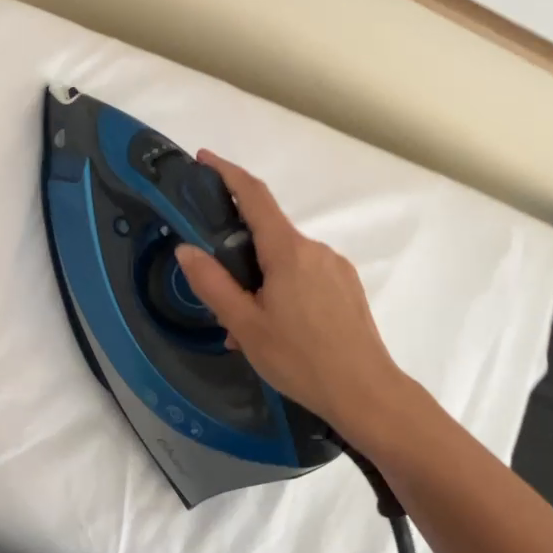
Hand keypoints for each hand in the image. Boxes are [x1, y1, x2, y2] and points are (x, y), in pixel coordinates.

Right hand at [173, 152, 414, 441]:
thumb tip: (186, 249)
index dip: (228, 173)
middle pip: (266, 236)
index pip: (255, 197)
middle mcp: (315, 250)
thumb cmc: (299, 358)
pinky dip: (280, 293)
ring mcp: (335, 268)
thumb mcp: (244, 324)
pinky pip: (304, 278)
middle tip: (216, 295)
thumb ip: (212, 283)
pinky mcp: (347, 288)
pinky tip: (273, 331)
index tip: (204, 160)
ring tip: (244, 329)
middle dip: (236, 257)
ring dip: (258, 283)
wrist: (366, 393)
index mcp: (288, 251)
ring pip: (284, 262)